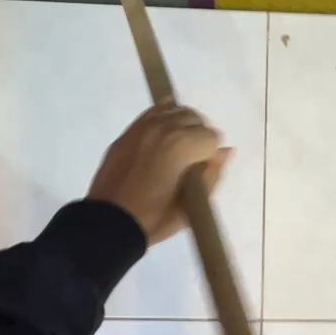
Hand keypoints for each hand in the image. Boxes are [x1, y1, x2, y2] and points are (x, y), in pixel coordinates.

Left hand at [86, 104, 232, 244]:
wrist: (109, 223)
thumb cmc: (152, 220)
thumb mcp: (190, 206)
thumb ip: (212, 175)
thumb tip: (226, 152)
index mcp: (181, 145)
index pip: (213, 138)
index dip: (211, 156)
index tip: (201, 173)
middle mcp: (163, 128)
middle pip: (195, 119)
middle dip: (199, 138)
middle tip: (191, 162)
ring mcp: (142, 127)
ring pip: (174, 111)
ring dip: (182, 126)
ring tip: (177, 149)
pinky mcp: (127, 133)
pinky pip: (152, 113)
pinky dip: (163, 116)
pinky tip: (164, 131)